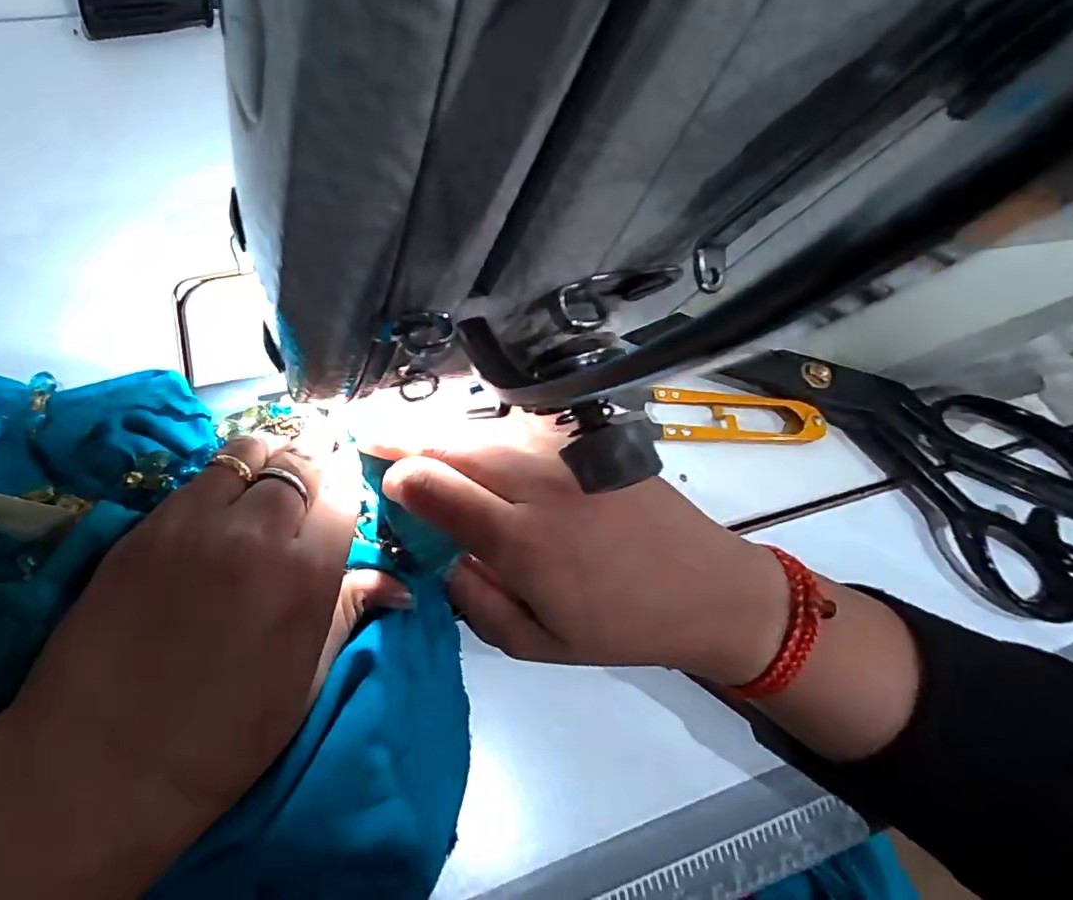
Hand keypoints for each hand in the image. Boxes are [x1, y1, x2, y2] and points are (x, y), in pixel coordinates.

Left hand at [12, 429, 406, 820]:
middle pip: (297, 464)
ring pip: (246, 452)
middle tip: (313, 468)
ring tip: (269, 471)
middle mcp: (254, 533)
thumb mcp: (303, 683)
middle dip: (313, 462)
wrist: (102, 763)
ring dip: (267, 456)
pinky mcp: (146, 524)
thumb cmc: (221, 740)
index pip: (341, 496)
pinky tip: (220, 498)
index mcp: (304, 577)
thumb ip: (347, 613)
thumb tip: (397, 584)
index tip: (342, 492)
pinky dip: (222, 476)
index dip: (346, 488)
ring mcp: (193, 522)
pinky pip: (198, 478)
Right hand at [358, 399, 787, 684]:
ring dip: (434, 432)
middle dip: (398, 437)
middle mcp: (534, 482)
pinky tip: (467, 444)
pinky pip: (510, 428)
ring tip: (405, 437)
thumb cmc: (619, 624)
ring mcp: (559, 451)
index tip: (380, 482)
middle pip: (445, 443)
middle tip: (365, 435)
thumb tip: (435, 553)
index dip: (394, 476)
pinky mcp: (581, 436)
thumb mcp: (537, 643)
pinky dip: (475, 432)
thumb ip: (472, 600)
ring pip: (475, 429)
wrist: (707, 586)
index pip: (431, 485)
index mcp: (520, 539)